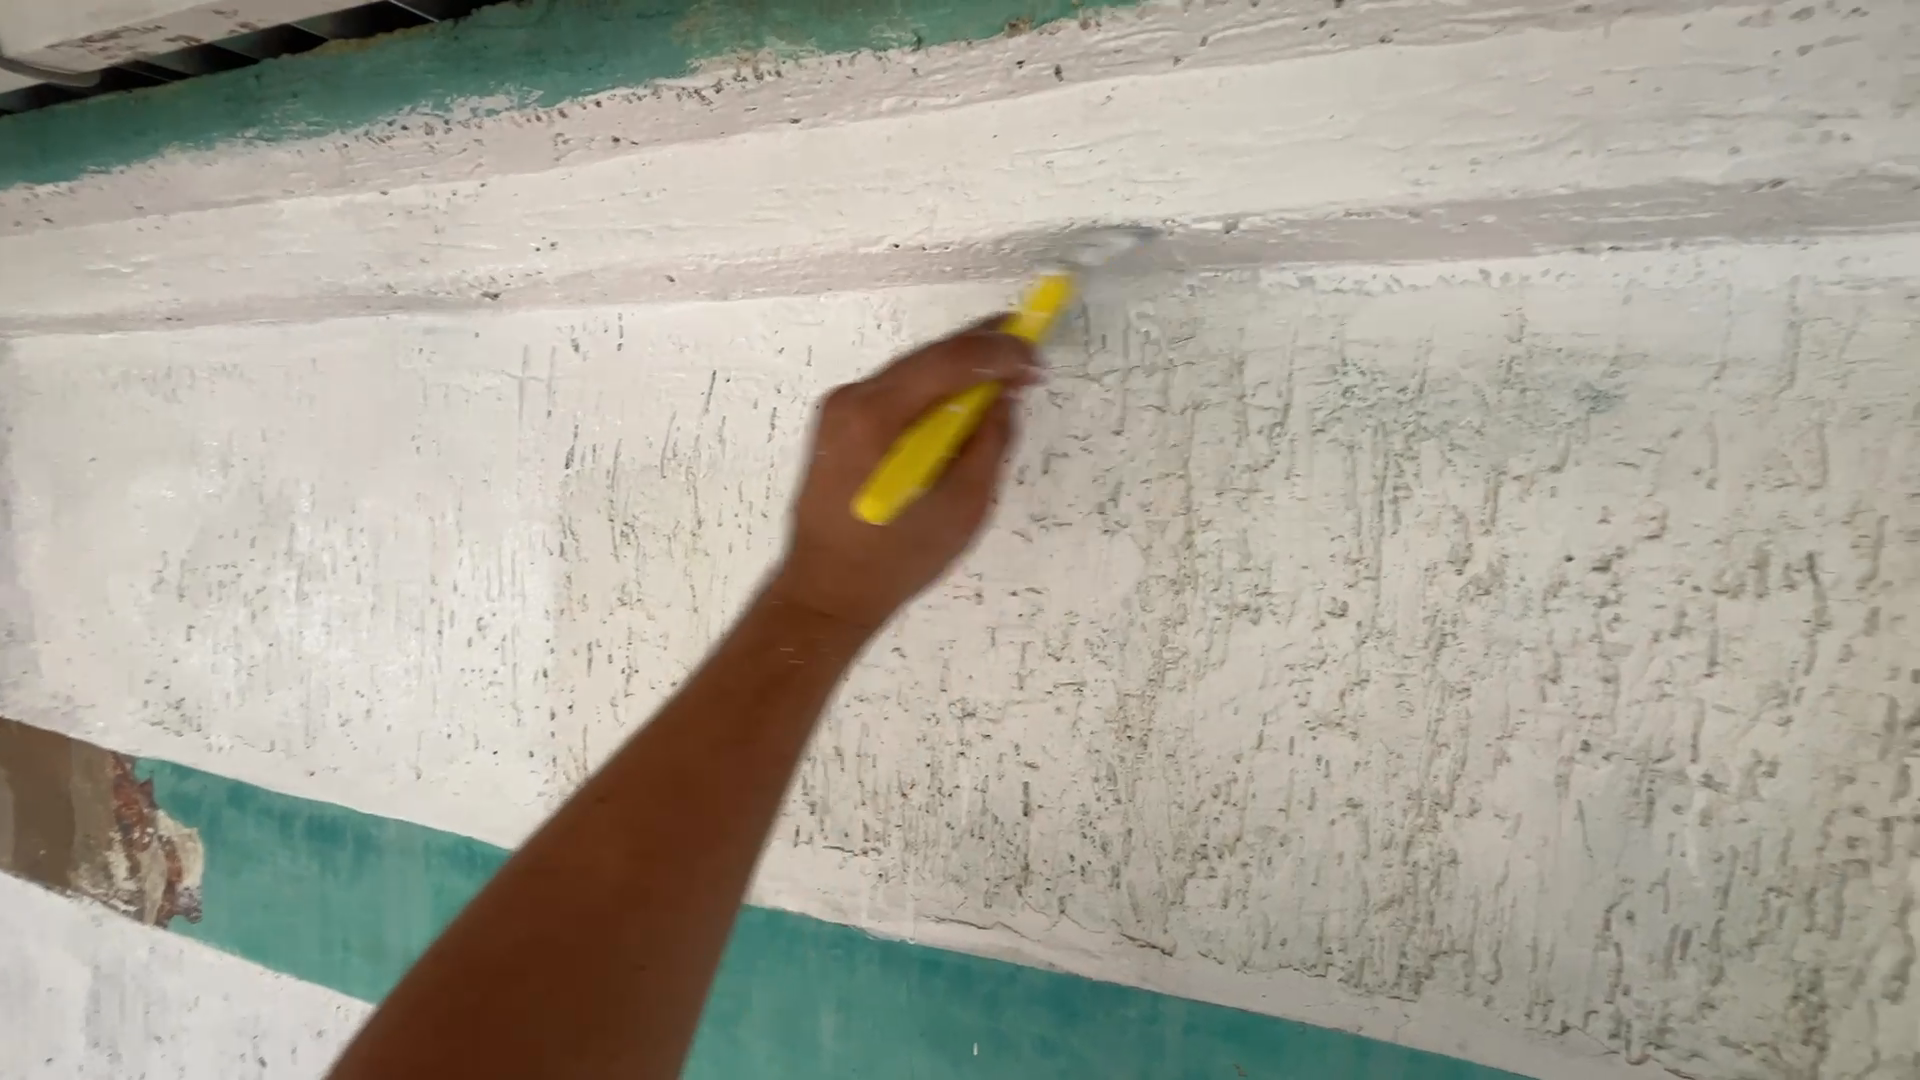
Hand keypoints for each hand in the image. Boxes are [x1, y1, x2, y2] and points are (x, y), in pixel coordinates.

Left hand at [767, 320, 1038, 634]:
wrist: (826, 593)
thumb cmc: (896, 561)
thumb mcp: (962, 508)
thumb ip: (989, 445)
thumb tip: (1003, 399)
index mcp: (875, 417)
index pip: (946, 361)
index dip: (998, 351)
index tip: (1037, 359)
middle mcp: (850, 399)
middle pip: (926, 357)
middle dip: (981, 350)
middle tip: (1028, 351)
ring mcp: (838, 410)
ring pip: (911, 372)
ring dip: (958, 369)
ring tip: (1004, 372)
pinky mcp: (837, 426)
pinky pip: (895, 394)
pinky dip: (932, 392)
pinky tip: (961, 402)